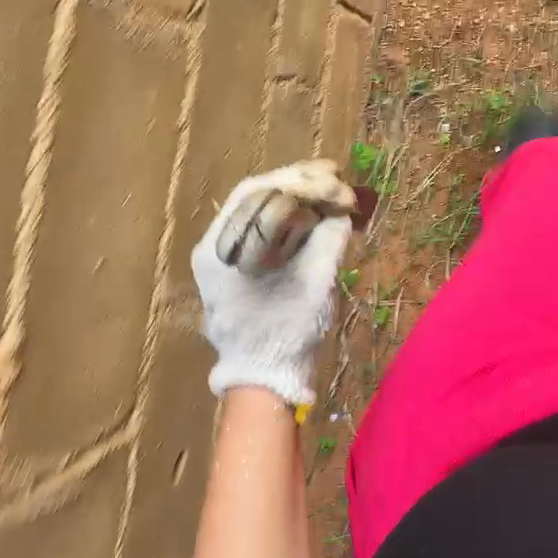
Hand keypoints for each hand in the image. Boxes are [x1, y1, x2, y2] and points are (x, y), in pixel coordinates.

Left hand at [191, 161, 357, 405]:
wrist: (265, 378)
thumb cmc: (286, 333)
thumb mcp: (316, 284)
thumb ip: (328, 240)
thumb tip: (342, 211)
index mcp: (221, 248)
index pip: (255, 191)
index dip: (299, 178)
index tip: (335, 179)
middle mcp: (216, 246)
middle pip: (257, 195)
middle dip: (301, 183)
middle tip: (339, 180)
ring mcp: (225, 256)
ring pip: (262, 208)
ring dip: (300, 197)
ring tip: (335, 194)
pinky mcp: (239, 267)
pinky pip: (265, 228)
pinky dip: (295, 217)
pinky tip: (320, 214)